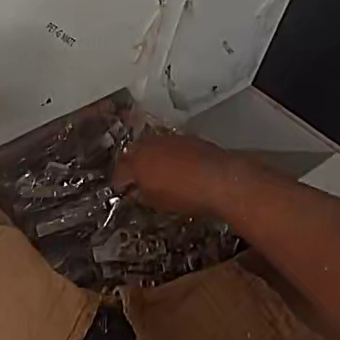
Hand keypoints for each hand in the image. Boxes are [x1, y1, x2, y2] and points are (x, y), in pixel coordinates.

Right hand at [112, 133, 261, 218]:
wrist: (221, 179)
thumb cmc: (185, 195)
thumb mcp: (158, 202)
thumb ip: (142, 195)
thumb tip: (136, 192)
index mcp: (136, 162)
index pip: (119, 171)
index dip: (119, 182)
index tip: (121, 190)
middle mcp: (149, 145)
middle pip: (132, 153)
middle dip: (131, 165)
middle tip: (135, 179)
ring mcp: (169, 138)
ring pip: (151, 145)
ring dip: (149, 156)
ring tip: (155, 171)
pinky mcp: (187, 137)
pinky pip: (169, 144)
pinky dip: (167, 154)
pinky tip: (175, 165)